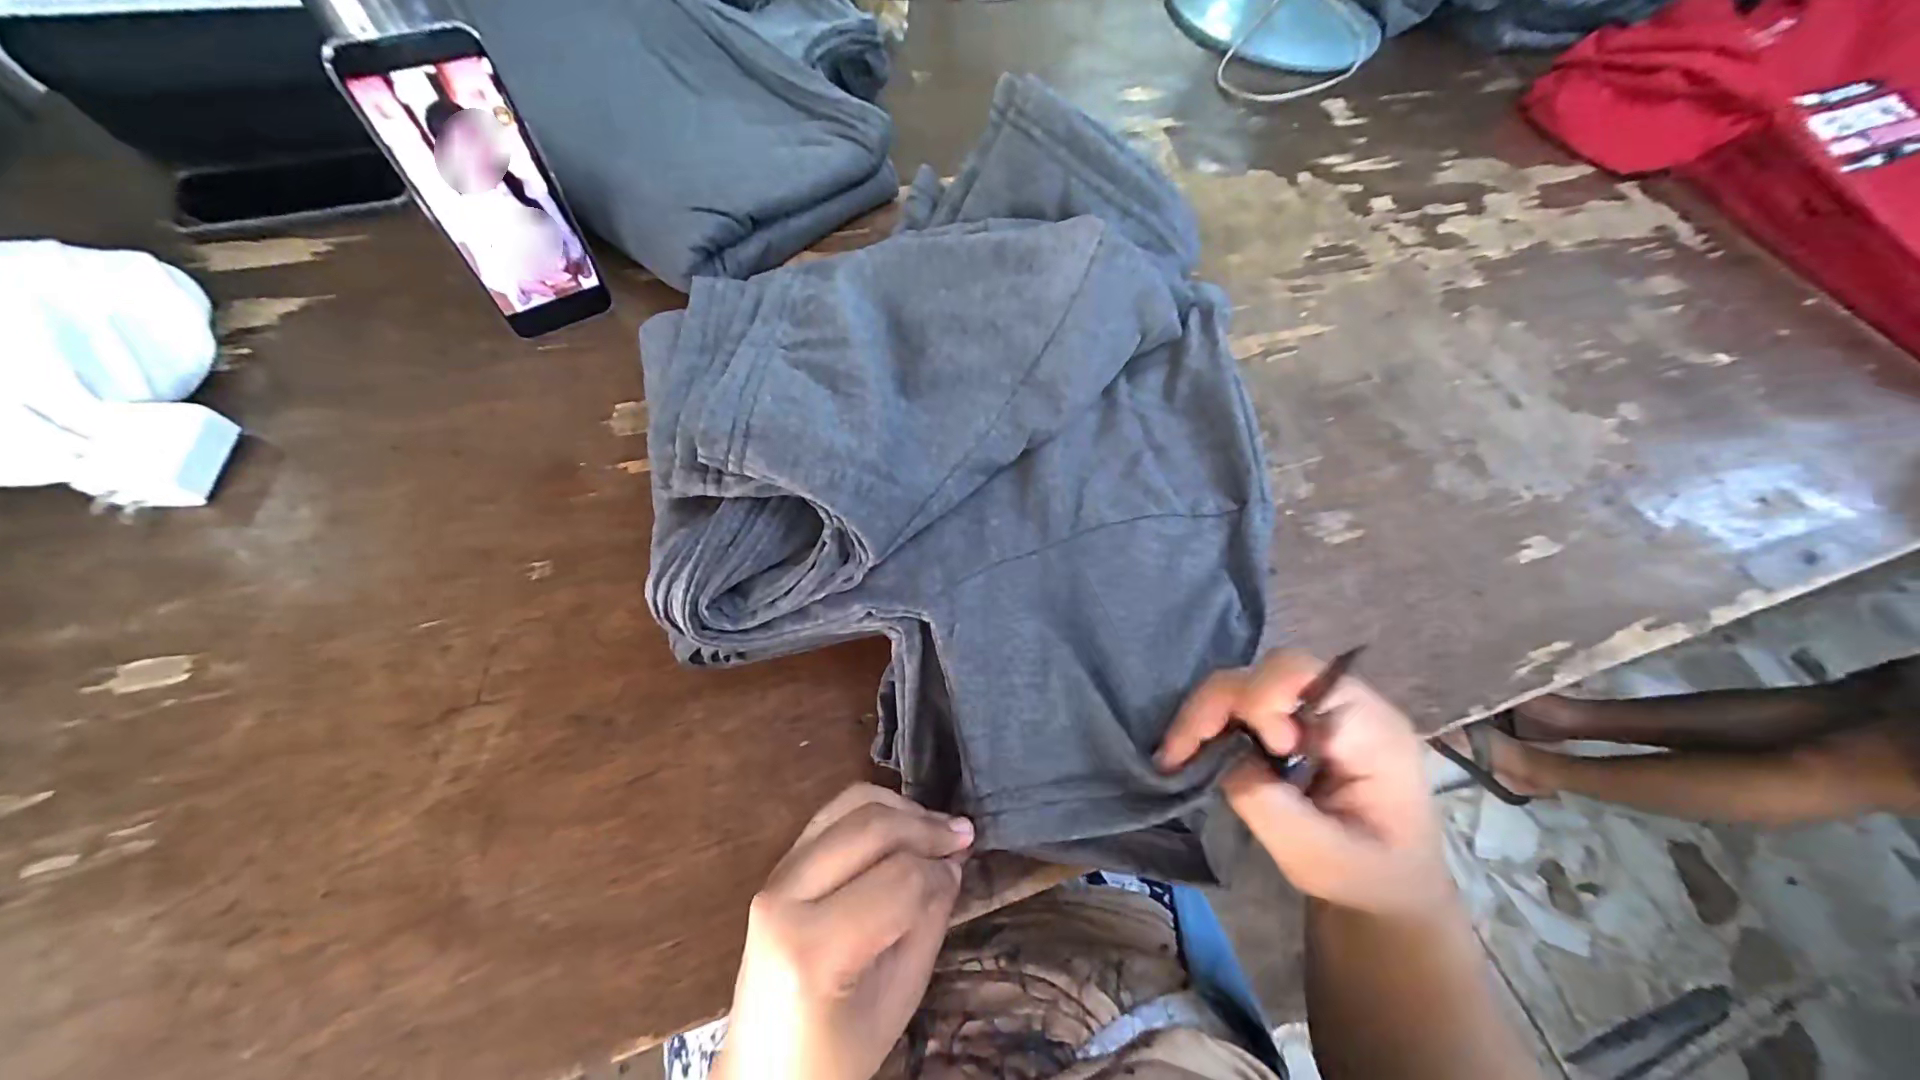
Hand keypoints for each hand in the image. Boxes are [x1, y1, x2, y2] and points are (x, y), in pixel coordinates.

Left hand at [714, 784, 974, 1079]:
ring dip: (902, 809)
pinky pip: (833, 814)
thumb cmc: (836, 1052)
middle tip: (964, 833)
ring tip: (937, 828)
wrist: (766, 1067)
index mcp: (812, 948)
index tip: (963, 872)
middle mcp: (785, 897)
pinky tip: (903, 827)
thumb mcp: (897, 999)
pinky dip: (874, 810)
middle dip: (926, 826)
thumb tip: (952, 862)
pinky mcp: (779, 866)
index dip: (939, 870)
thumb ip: (928, 923)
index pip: (896, 880)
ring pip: (849, 805)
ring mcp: (776, 875)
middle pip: (870, 828)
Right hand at [1157, 650, 1452, 918]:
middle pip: (1261, 672)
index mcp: (1370, 729)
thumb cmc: (1366, 879)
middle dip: (1216, 708)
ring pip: (1242, 683)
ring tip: (1182, 756)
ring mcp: (1312, 708)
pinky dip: (1210, 723)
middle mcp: (1340, 703)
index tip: (1267, 750)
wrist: (1386, 888)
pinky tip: (1195, 752)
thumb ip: (1269, 805)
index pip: (1303, 674)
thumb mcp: (1320, 858)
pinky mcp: (1291, 719)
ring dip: (1206, 716)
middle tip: (1185, 756)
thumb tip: (1222, 760)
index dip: (1263, 698)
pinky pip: (1240, 702)